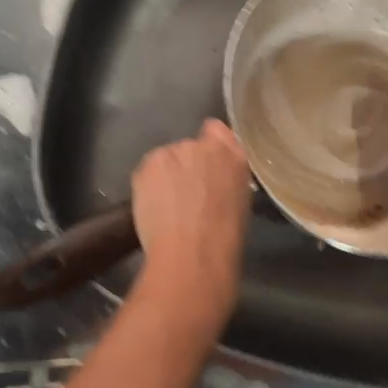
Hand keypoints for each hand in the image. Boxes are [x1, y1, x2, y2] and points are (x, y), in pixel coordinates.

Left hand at [130, 120, 249, 326]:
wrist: (192, 257)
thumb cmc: (223, 241)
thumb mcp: (238, 202)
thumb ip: (227, 179)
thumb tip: (214, 180)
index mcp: (234, 156)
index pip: (217, 131)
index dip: (209, 146)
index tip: (205, 166)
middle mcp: (204, 146)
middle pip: (189, 147)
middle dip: (186, 165)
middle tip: (186, 193)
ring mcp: (175, 151)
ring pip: (167, 159)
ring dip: (166, 175)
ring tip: (167, 206)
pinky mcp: (150, 163)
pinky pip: (148, 171)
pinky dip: (149, 185)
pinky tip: (154, 208)